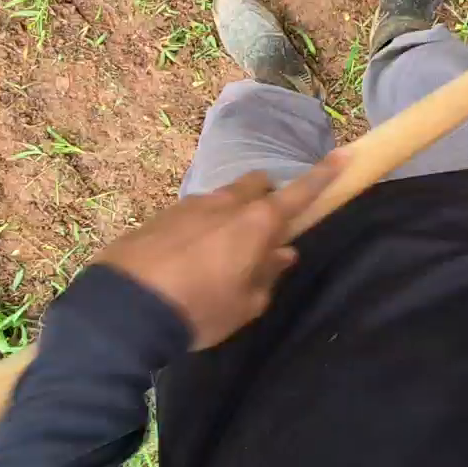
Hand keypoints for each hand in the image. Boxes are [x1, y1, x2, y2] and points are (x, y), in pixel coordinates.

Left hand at [97, 160, 336, 348]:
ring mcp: (192, 204)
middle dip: (265, 199)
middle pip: (258, 184)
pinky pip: (192, 214)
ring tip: (214, 258)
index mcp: (257, 222)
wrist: (122, 311)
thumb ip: (268, 275)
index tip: (345, 155)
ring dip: (229, 217)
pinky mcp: (162, 215)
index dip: (325, 174)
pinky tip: (182, 263)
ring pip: (223, 198)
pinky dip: (198, 230)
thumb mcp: (245, 305)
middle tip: (259, 233)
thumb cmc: (199, 309)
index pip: (301, 191)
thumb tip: (282, 254)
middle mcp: (228, 203)